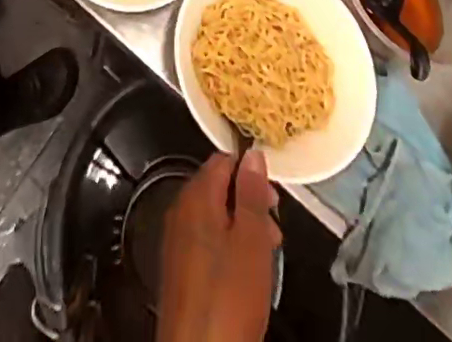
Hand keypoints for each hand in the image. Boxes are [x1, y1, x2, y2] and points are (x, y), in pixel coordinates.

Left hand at [156, 151, 281, 341]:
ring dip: (242, 226)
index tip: (274, 197)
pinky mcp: (179, 261)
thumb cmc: (228, 296)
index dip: (251, 172)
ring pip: (214, 213)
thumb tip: (253, 155)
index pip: (222, 161)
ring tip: (266, 255)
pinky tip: (245, 271)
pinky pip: (205, 237)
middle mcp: (180, 208)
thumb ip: (252, 194)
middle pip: (217, 187)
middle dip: (250, 202)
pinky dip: (228, 244)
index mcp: (196, 196)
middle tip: (275, 231)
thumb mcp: (251, 241)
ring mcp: (177, 235)